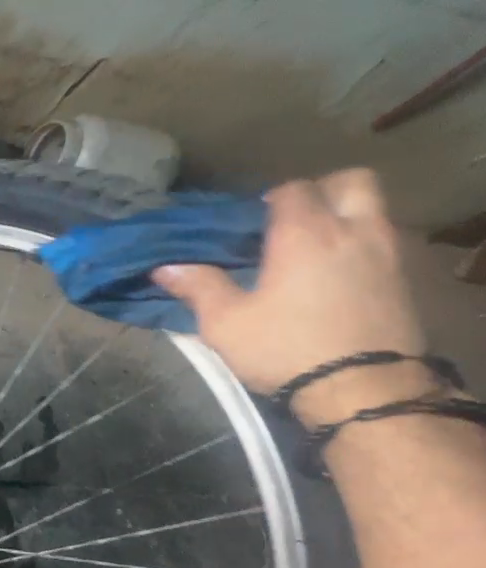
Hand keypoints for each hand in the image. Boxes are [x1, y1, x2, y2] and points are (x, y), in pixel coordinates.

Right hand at [152, 169, 430, 425]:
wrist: (358, 383)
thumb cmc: (281, 347)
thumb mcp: (225, 323)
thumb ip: (200, 288)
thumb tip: (166, 268)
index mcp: (304, 234)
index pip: (293, 191)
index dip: (269, 199)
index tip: (250, 220)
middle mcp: (352, 229)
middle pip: (350, 182)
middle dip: (322, 190)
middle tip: (293, 218)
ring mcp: (386, 250)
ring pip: (373, 208)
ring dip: (345, 215)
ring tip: (313, 246)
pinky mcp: (402, 274)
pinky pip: (382, 239)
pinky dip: (359, 242)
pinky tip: (336, 272)